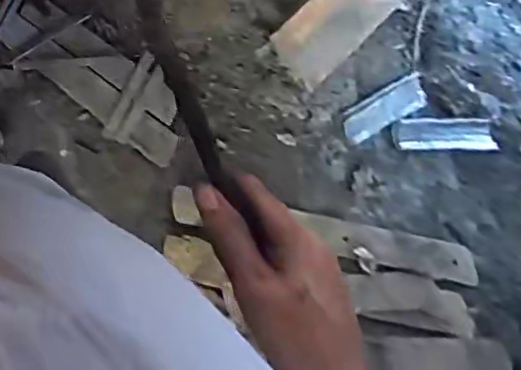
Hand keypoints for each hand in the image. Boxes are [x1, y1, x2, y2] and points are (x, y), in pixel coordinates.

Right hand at [197, 176, 366, 369]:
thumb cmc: (293, 337)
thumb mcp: (253, 285)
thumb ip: (229, 235)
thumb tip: (203, 188)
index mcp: (298, 235)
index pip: (255, 189)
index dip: (224, 183)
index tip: (196, 192)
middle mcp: (314, 242)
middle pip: (264, 214)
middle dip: (235, 218)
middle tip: (209, 239)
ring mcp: (322, 267)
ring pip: (274, 238)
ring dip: (248, 241)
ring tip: (228, 264)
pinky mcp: (323, 290)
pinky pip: (285, 259)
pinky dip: (264, 260)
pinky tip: (255, 285)